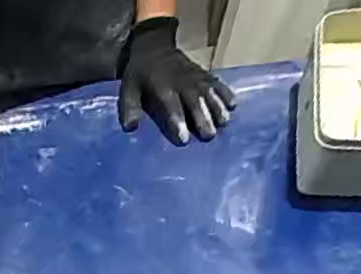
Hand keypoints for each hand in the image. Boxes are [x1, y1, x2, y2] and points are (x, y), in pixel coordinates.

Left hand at [118, 16, 235, 144]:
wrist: (154, 48)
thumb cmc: (139, 75)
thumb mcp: (127, 90)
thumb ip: (129, 108)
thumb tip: (131, 128)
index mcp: (162, 87)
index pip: (172, 107)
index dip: (178, 122)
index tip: (184, 139)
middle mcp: (182, 81)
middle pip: (194, 101)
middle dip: (203, 118)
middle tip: (209, 136)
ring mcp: (195, 76)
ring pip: (208, 92)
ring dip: (217, 107)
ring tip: (224, 122)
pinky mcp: (203, 73)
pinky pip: (216, 82)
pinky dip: (225, 92)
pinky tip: (233, 104)